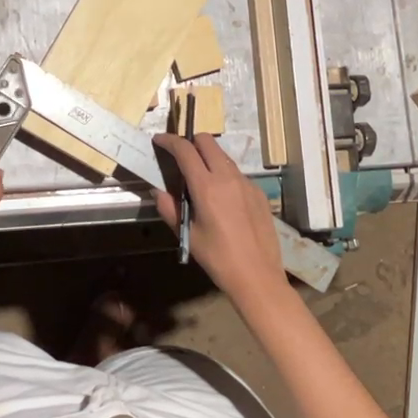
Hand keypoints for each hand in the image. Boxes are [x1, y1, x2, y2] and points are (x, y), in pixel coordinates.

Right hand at [152, 134, 287, 304]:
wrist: (257, 276)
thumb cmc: (218, 258)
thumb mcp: (188, 235)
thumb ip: (169, 209)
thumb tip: (158, 191)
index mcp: (207, 187)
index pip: (185, 150)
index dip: (169, 141)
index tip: (158, 140)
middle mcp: (228, 178)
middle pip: (207, 142)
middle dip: (190, 143)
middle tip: (179, 158)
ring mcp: (247, 183)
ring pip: (223, 156)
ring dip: (207, 157)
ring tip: (198, 178)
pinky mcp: (259, 193)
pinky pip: (237, 173)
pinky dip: (223, 174)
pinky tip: (220, 197)